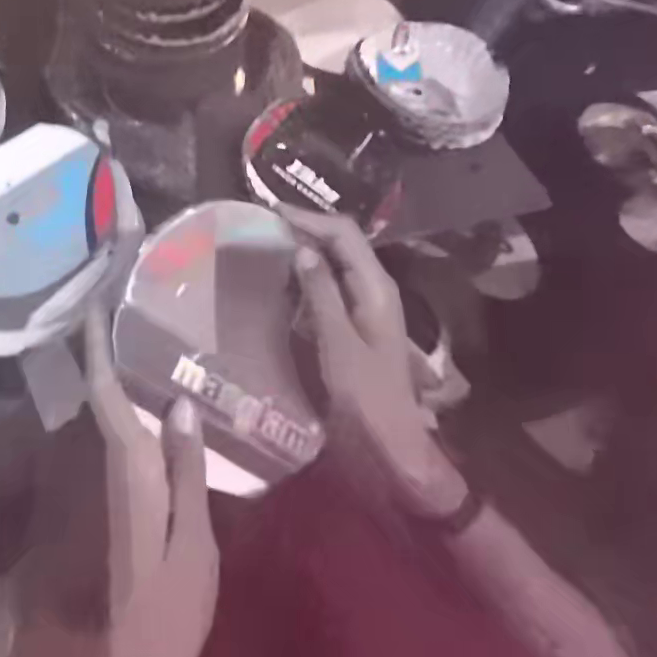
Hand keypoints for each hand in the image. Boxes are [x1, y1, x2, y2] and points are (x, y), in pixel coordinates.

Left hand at [83, 305, 218, 656]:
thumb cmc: (163, 605)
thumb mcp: (194, 545)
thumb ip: (185, 470)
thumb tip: (181, 402)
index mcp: (127, 461)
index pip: (104, 387)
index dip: (95, 341)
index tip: (94, 299)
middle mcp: (102, 458)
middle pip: (97, 389)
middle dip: (102, 344)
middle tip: (124, 303)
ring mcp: (98, 475)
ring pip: (101, 408)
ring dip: (110, 368)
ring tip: (135, 332)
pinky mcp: (101, 491)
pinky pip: (109, 430)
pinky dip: (119, 402)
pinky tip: (143, 395)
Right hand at [280, 206, 466, 518]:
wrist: (391, 444)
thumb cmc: (366, 395)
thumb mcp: (338, 343)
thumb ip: (321, 293)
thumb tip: (301, 248)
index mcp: (375, 287)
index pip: (343, 233)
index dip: (309, 218)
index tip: (270, 212)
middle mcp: (375, 287)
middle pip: (342, 240)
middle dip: (306, 227)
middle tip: (265, 224)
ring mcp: (367, 303)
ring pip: (337, 259)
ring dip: (307, 246)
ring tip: (270, 243)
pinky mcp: (357, 319)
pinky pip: (332, 281)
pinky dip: (309, 271)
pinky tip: (285, 277)